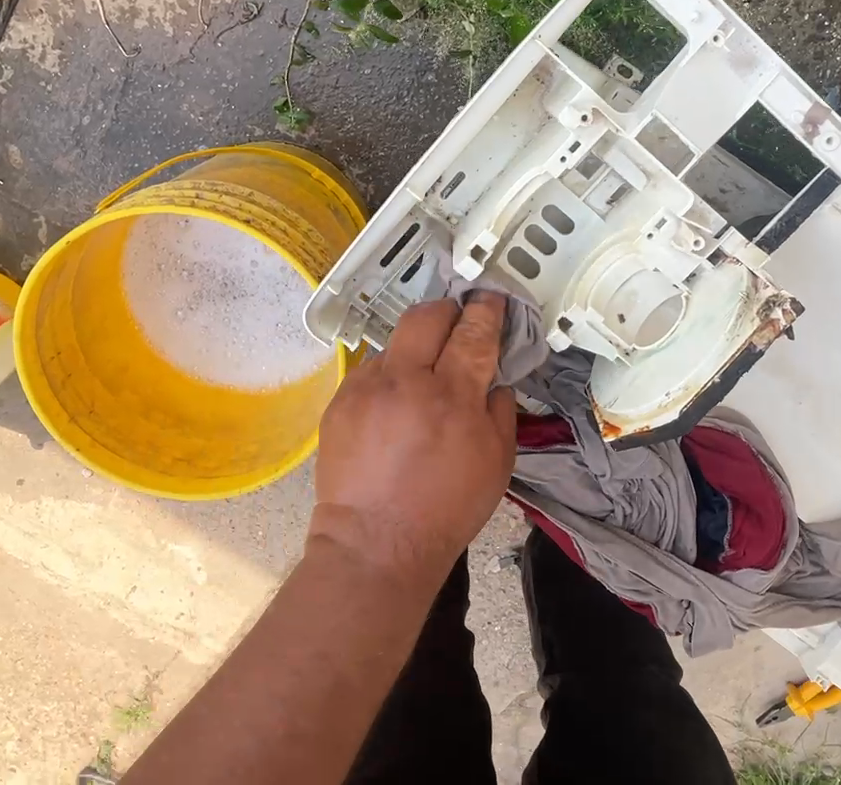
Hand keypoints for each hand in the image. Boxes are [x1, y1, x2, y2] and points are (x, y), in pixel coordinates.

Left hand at [309, 293, 517, 580]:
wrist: (376, 542)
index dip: (485, 310)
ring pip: (394, 342)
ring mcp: (367, 388)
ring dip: (414, 349)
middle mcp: (407, 381)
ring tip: (421, 377)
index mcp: (453, 396)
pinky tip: (393, 405)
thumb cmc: (446, 509)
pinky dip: (388, 377)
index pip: (473, 332)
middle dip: (447, 310)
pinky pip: (369, 371)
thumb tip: (493, 380)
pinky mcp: (340, 401)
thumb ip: (501, 410)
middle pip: (426, 316)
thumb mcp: (497, 462)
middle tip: (457, 321)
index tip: (490, 299)